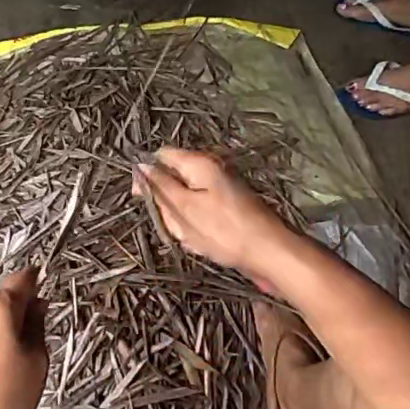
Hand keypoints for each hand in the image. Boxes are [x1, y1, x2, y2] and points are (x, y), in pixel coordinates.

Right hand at [132, 147, 293, 280]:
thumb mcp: (184, 210)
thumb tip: (140, 166)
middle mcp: (211, 169)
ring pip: (186, 201)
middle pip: (173, 179)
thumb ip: (159, 187)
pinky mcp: (228, 206)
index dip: (147, 174)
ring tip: (193, 238)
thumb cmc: (224, 231)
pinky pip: (201, 213)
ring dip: (182, 220)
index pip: (162, 156)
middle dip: (167, 204)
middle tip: (176, 226)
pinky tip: (205, 242)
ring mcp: (221, 188)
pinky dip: (197, 227)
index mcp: (199, 164)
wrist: (269, 252)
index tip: (143, 198)